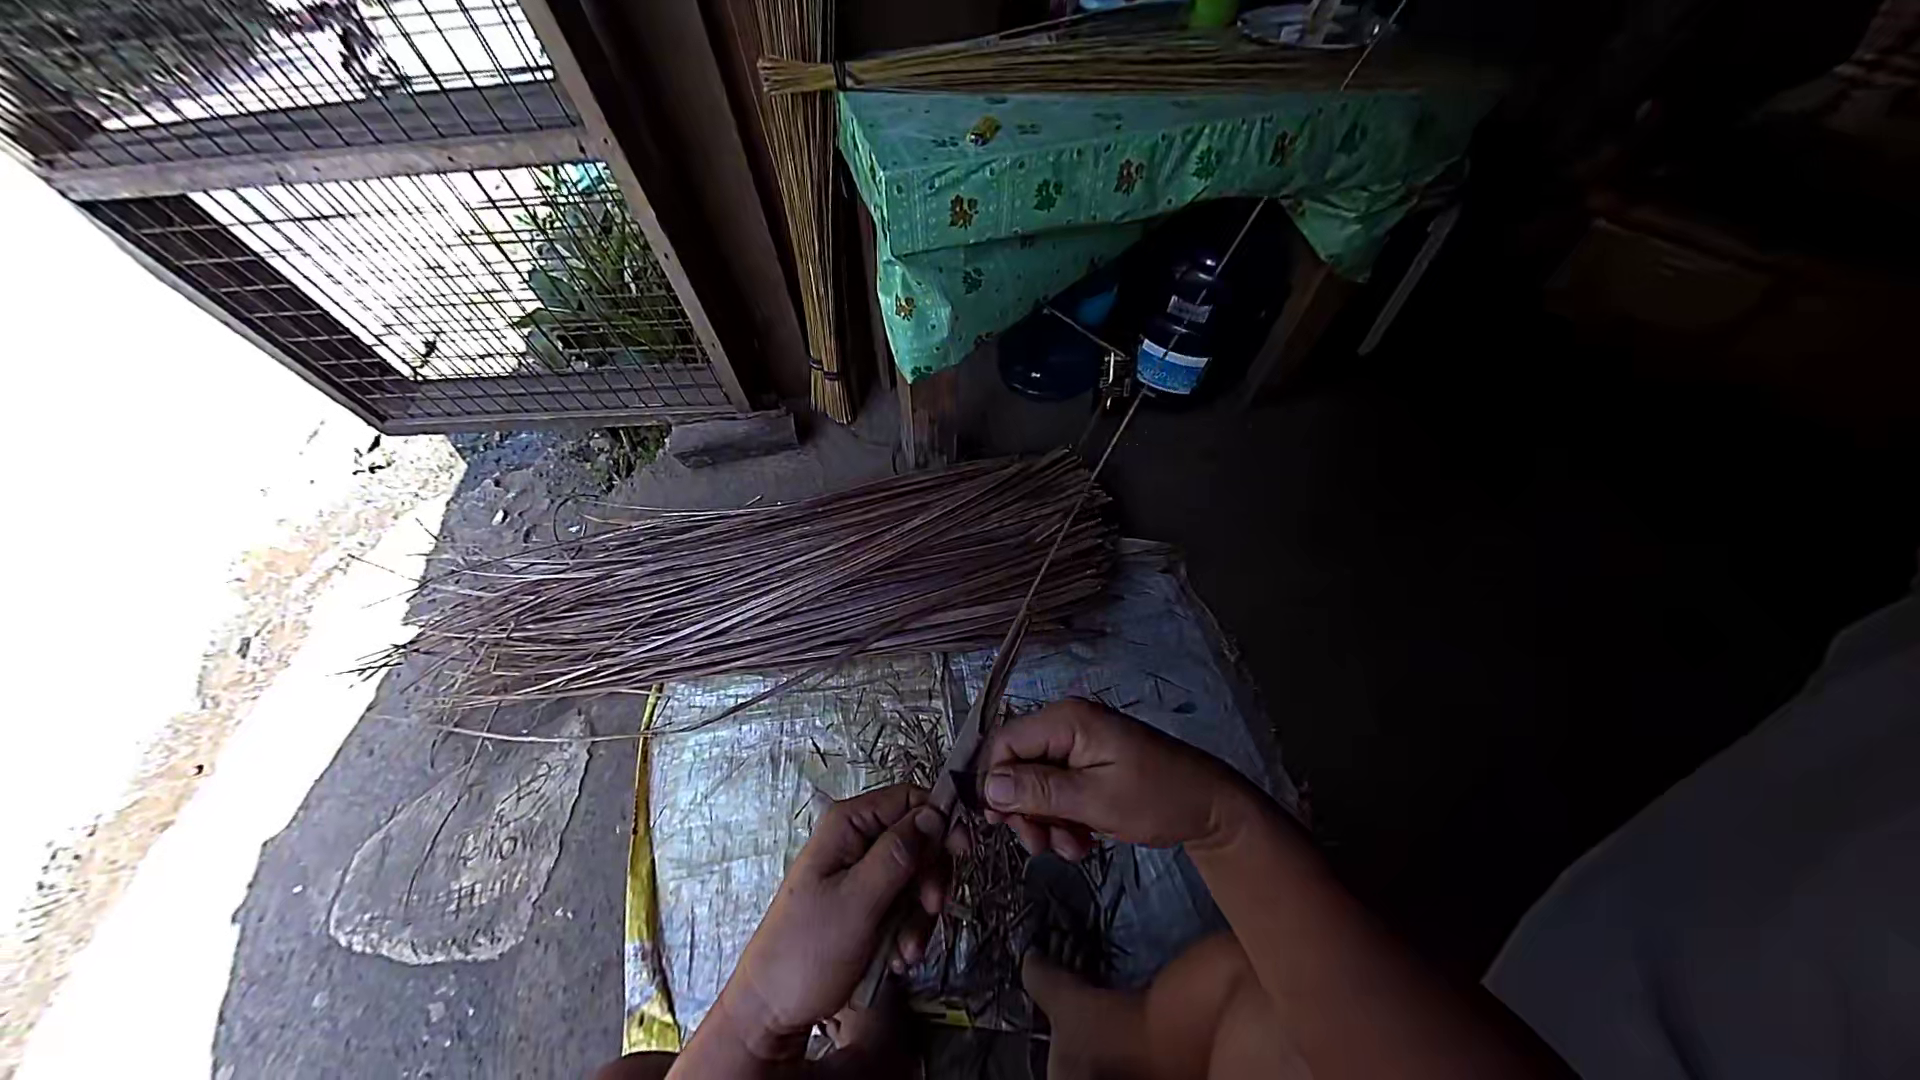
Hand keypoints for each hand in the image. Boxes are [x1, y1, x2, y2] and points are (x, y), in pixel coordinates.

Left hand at [713, 784, 948, 1060]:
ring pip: (916, 875)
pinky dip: (909, 929)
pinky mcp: (866, 903)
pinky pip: (905, 904)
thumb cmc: (808, 950)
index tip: (962, 851)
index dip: (940, 820)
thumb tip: (934, 813)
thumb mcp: (858, 900)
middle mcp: (856, 840)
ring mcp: (862, 873)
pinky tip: (897, 956)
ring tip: (906, 949)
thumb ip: (898, 853)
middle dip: (930, 877)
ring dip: (920, 914)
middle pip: (919, 838)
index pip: (909, 798)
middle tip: (931, 908)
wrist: (771, 1013)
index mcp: (848, 824)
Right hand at [981, 699, 1254, 859]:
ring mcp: (1077, 747)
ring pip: (1035, 784)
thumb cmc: (1156, 798)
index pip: (1005, 741)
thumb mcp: (1095, 800)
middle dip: (1024, 808)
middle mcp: (1066, 726)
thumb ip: (1038, 791)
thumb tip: (988, 786)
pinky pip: (1057, 792)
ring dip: (1045, 820)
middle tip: (1037, 845)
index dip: (993, 780)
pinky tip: (1082, 842)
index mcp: (1066, 719)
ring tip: (1070, 849)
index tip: (997, 823)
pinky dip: (1062, 819)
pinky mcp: (1087, 767)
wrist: (1212, 809)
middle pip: (1018, 764)